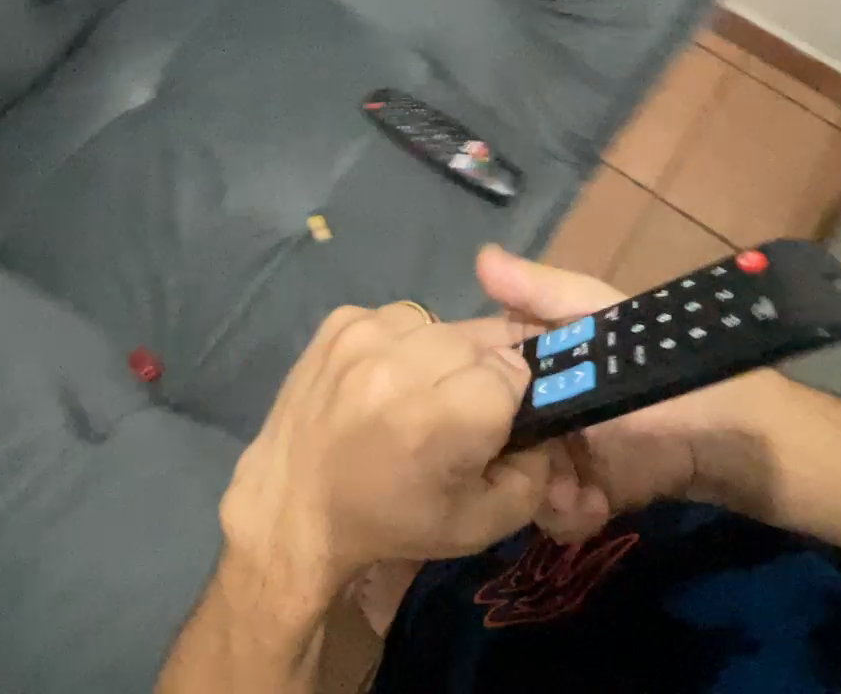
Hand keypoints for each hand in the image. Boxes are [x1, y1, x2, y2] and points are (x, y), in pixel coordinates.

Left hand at [220, 301, 551, 600]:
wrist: (294, 503)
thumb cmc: (391, 520)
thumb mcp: (482, 523)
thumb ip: (536, 472)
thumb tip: (545, 416)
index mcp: (438, 418)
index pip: (512, 372)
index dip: (509, 399)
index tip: (488, 424)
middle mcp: (400, 364)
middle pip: (479, 341)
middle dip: (480, 372)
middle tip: (455, 407)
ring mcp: (363, 334)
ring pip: (442, 324)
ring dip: (443, 354)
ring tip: (418, 391)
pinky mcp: (339, 320)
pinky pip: (401, 316)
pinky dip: (405, 343)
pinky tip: (384, 378)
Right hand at [476, 246, 783, 543]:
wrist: (742, 441)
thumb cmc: (667, 367)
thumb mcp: (603, 317)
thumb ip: (544, 292)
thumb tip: (481, 256)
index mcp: (542, 357)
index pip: (481, 370)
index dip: (468, 386)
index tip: (461, 402)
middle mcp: (544, 404)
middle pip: (494, 433)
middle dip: (506, 456)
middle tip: (530, 463)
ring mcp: (565, 452)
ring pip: (518, 479)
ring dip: (539, 491)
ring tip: (571, 494)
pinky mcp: (589, 495)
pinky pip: (555, 513)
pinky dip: (568, 516)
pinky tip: (593, 506)